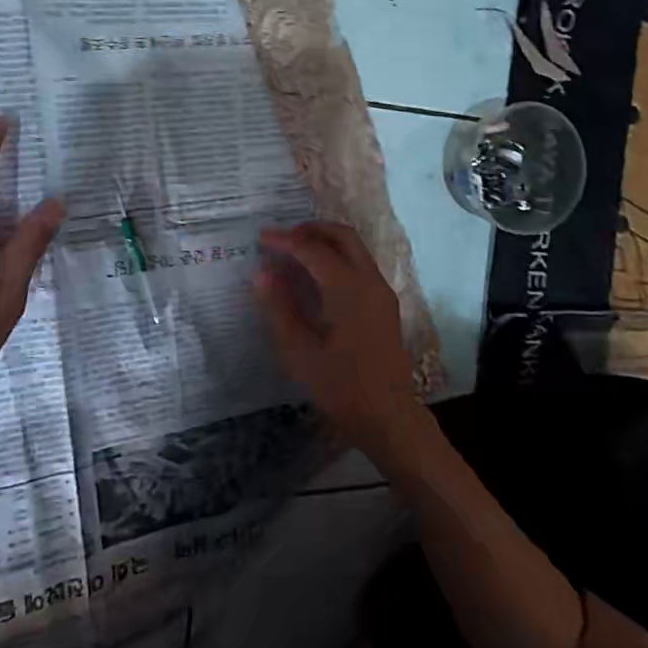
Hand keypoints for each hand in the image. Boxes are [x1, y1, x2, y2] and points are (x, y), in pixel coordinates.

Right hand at [254, 222, 426, 458]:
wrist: (388, 416)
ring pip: (355, 249)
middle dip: (311, 230)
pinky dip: (337, 258)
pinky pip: (360, 265)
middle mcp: (371, 282)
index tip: (260, 238)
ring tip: (294, 253)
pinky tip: (316, 276)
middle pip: (343, 237)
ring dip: (325, 242)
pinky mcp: (385, 305)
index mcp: (349, 289)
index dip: (285, 241)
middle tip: (281, 239)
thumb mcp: (300, 351)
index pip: (313, 250)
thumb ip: (280, 307)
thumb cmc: (340, 387)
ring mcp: (382, 292)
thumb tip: (263, 272)